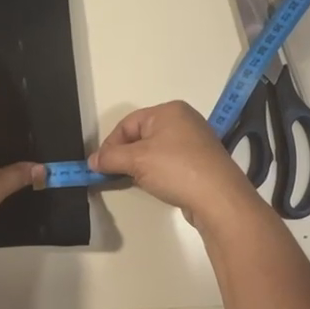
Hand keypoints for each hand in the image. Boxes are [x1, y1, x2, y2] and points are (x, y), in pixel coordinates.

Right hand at [88, 101, 262, 224]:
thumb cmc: (175, 169)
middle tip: (114, 175)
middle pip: (140, 136)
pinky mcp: (198, 162)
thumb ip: (110, 158)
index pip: (127, 124)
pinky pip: (168, 163)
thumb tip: (92, 161)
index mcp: (169, 111)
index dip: (110, 145)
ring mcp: (193, 142)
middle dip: (124, 156)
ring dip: (139, 167)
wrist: (217, 197)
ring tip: (135, 182)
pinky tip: (154, 185)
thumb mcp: (136, 161)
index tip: (99, 166)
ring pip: (153, 151)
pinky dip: (155, 172)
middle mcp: (183, 121)